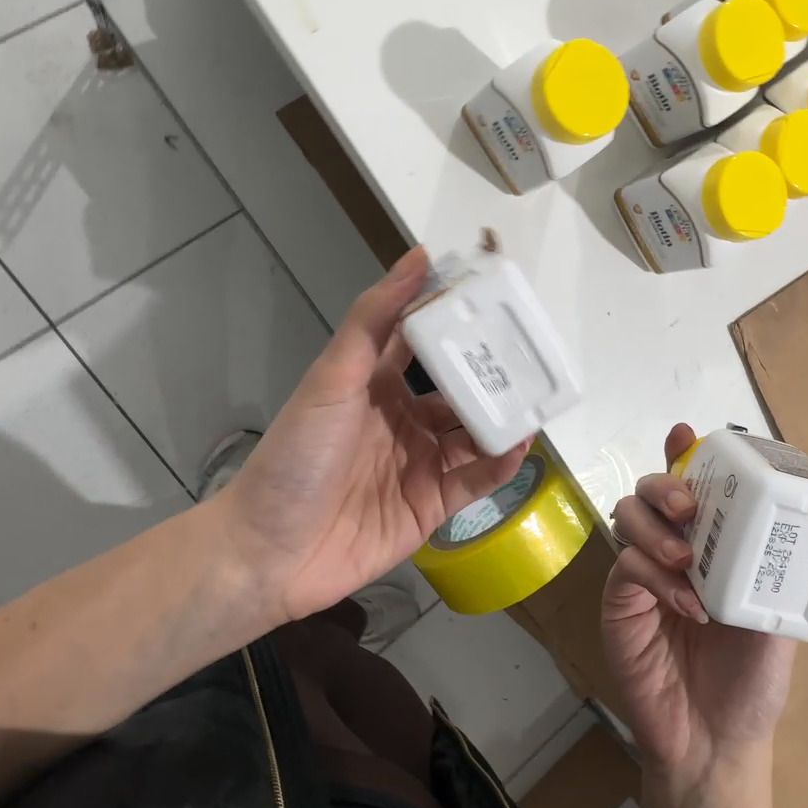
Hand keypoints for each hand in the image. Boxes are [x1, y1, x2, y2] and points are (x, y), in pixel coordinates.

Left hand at [209, 248, 529, 626]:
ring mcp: (419, 465)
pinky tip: (519, 445)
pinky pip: (475, 479)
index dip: (457, 321)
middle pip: (458, 390)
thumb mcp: (333, 378)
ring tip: (538, 398)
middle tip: (534, 352)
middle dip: (493, 373)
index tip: (497, 296)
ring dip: (502, 417)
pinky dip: (499, 463)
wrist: (270, 551)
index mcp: (375, 384)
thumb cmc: (298, 455)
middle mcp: (402, 420)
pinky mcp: (431, 507)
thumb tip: (418, 257)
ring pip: (473, 434)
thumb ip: (375, 320)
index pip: (425, 343)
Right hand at [601, 424, 796, 779]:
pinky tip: (686, 605)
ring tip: (687, 559)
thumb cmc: (750, 682)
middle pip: (651, 489)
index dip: (684, 454)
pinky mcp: (619, 600)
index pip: (694, 487)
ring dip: (655, 526)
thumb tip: (791, 527)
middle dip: (666, 485)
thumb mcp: (776, 623)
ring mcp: (642, 573)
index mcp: (712, 546)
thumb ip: (772, 575)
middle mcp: (672, 549)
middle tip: (691, 508)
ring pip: (629, 515)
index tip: (684, 433)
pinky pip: (626, 566)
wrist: (714, 740)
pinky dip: (654, 576)